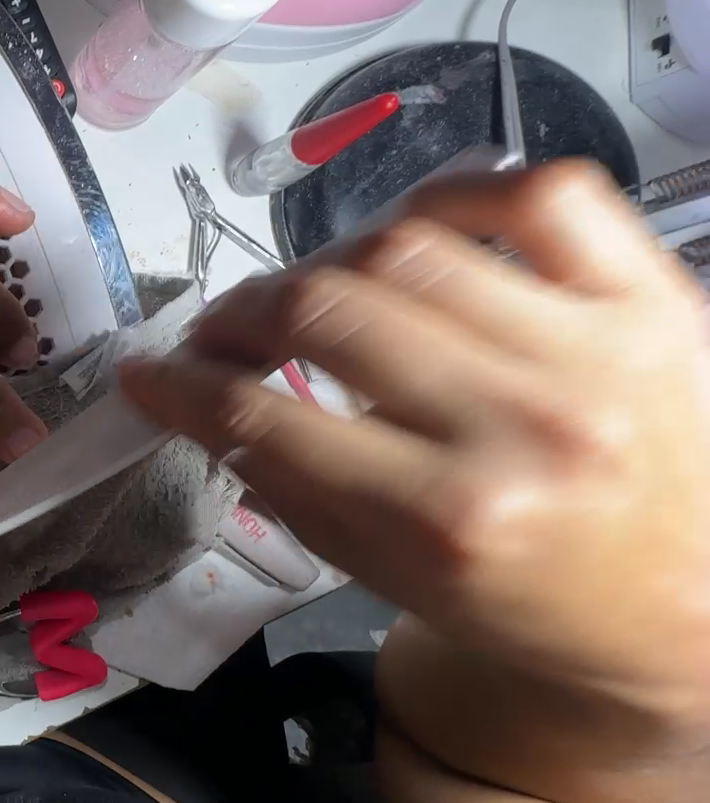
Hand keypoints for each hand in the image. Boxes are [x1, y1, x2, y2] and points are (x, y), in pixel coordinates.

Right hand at [119, 162, 709, 802]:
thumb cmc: (496, 590)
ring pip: (403, 249)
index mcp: (437, 516)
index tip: (144, 372)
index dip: (176, 384)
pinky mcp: (657, 301)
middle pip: (321, 313)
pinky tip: (408, 234)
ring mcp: (600, 351)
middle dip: (235, 315)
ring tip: (300, 297)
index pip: (256, 416)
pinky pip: (543, 198)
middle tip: (216, 334)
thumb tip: (183, 389)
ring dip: (315, 266)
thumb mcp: (357, 558)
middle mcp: (521, 427)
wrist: (676, 605)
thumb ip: (266, 468)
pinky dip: (454, 196)